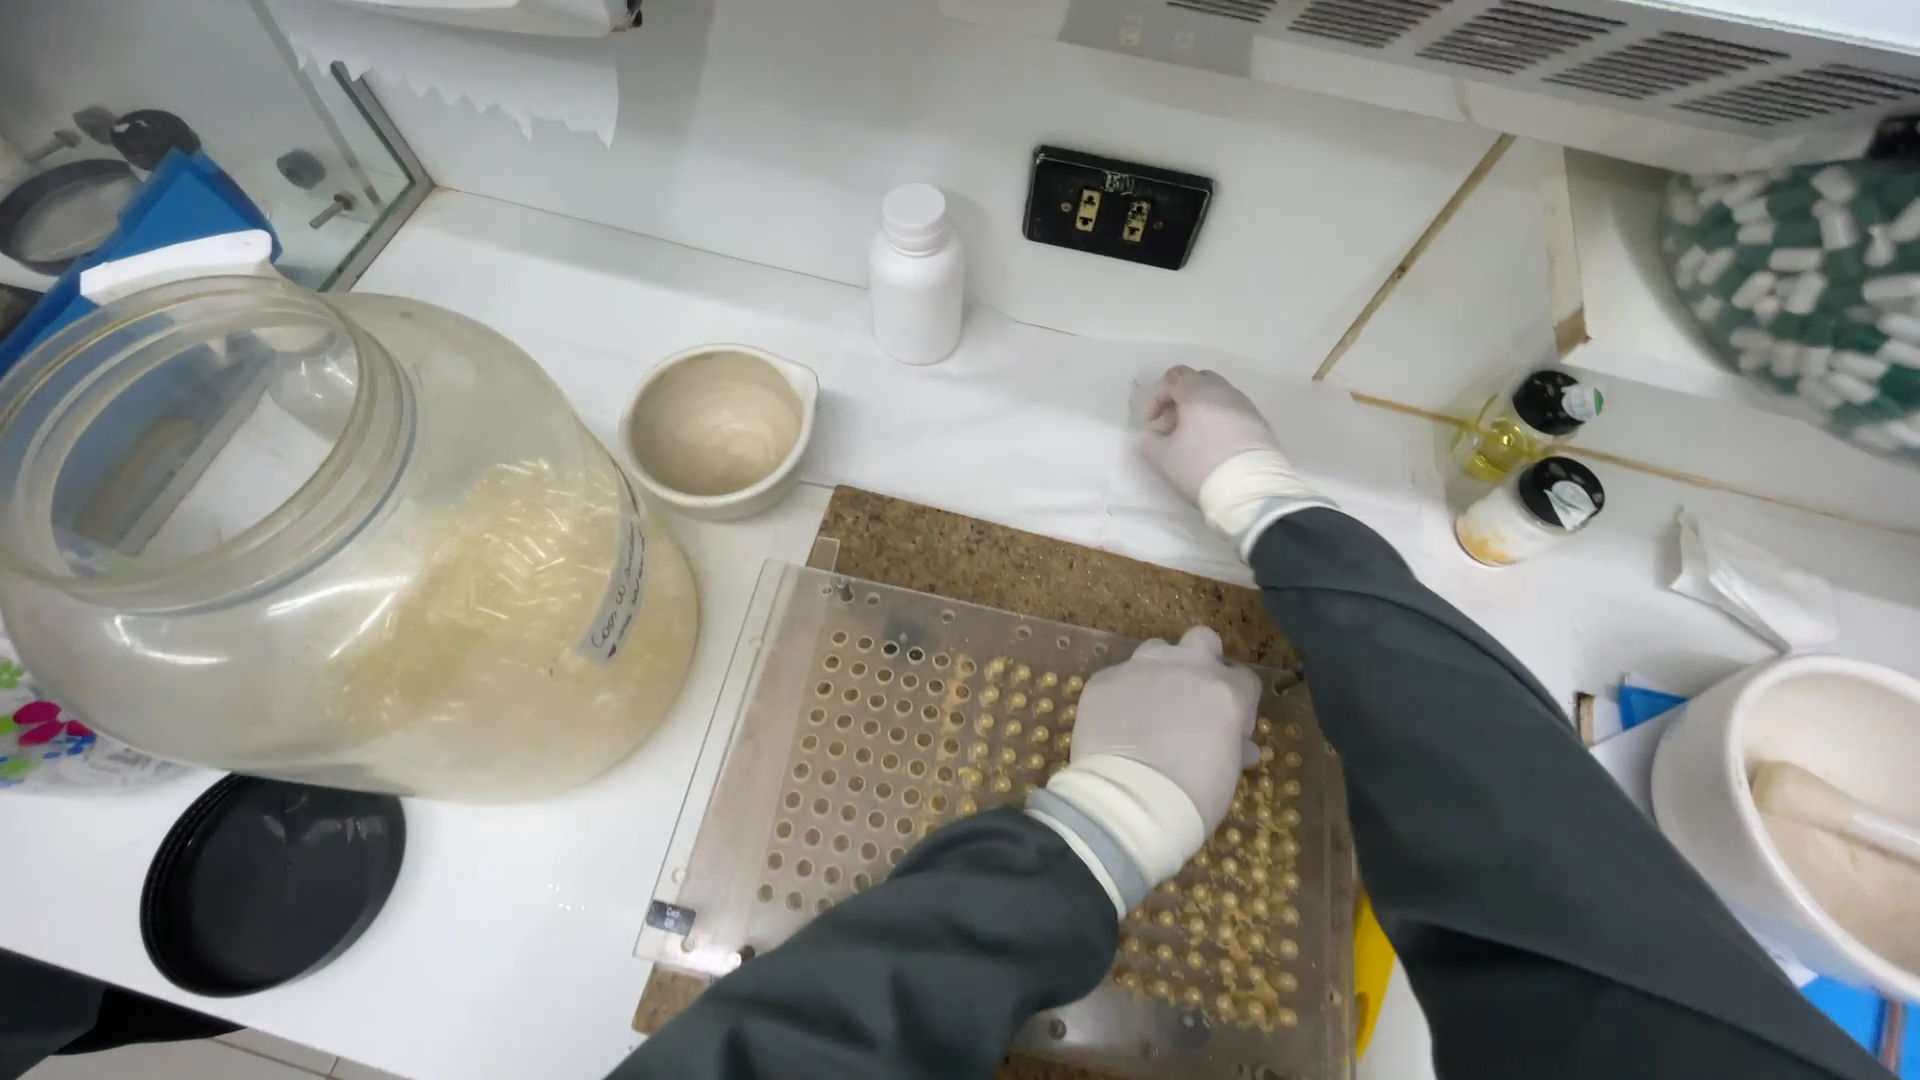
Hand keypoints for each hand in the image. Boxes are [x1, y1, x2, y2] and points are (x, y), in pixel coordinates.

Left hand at [1071, 626, 1261, 829]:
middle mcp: (1185, 668)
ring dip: (1158, 671)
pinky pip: (1117, 677)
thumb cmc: (1191, 796)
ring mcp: (1140, 669)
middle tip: (1192, 697)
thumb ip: (1233, 747)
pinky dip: (1121, 694)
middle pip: (1202, 640)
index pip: (1244, 679)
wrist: (1128, 801)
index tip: (1229, 729)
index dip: (1239, 703)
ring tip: (1150, 705)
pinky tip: (1116, 723)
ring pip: (1155, 649)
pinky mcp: (1104, 680)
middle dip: (1202, 661)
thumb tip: (1241, 746)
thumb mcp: (1227, 775)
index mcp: (1224, 691)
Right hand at [1140, 366, 1333, 558]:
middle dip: (1179, 400)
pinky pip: (1232, 413)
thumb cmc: (1200, 466)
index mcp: (1198, 392)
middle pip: (1197, 381)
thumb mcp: (1163, 457)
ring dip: (1199, 412)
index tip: (1150, 422)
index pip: (1173, 377)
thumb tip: (1150, 435)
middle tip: (1171, 427)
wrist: (1251, 489)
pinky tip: (1214, 447)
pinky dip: (1217, 421)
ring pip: (1217, 397)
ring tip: (1192, 440)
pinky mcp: (1260, 424)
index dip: (1155, 396)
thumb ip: (1149, 441)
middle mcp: (1224, 391)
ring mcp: (1246, 406)